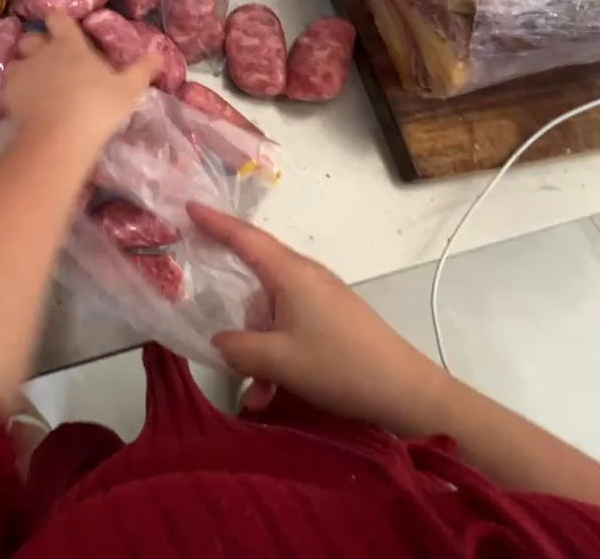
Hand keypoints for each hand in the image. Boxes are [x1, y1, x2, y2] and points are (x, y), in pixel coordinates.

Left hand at [6, 11, 158, 152]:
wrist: (59, 135)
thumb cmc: (97, 107)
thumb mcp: (128, 90)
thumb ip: (142, 71)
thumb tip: (159, 55)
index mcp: (69, 45)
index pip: (59, 19)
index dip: (59, 20)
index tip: (61, 23)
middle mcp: (42, 52)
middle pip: (31, 37)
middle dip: (36, 43)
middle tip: (48, 57)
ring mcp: (22, 71)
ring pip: (17, 59)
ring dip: (24, 66)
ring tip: (35, 81)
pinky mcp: (8, 92)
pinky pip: (9, 83)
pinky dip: (16, 88)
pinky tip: (25, 101)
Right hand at [187, 204, 457, 437]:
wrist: (411, 394)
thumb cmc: (342, 366)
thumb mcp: (280, 361)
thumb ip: (238, 349)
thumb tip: (218, 342)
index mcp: (290, 273)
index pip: (244, 237)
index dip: (214, 221)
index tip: (188, 205)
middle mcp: (304, 276)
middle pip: (254, 270)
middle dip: (226, 286)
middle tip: (195, 279)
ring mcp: (320, 298)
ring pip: (270, 308)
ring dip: (255, 342)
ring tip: (252, 387)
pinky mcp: (331, 319)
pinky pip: (289, 326)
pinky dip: (275, 353)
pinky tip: (270, 393)